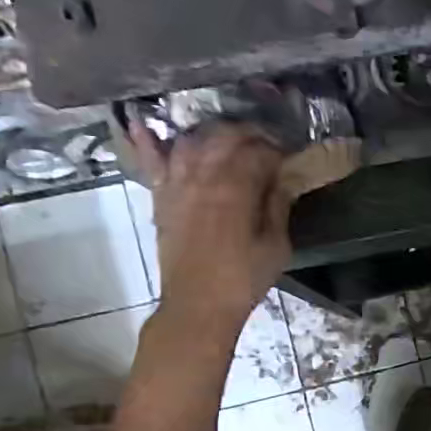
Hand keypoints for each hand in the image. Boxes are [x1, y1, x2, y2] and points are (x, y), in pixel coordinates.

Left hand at [128, 120, 290, 330]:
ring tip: (228, 142)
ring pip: (193, 141)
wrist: (198, 306)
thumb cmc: (244, 280)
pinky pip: (152, 161)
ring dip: (213, 135)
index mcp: (237, 187)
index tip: (288, 159)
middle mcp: (204, 176)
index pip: (259, 151)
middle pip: (226, 137)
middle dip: (249, 135)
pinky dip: (149, 142)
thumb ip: (278, 206)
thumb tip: (283, 179)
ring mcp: (177, 184)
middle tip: (265, 146)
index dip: (277, 151)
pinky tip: (143, 125)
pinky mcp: (161, 197)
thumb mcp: (276, 246)